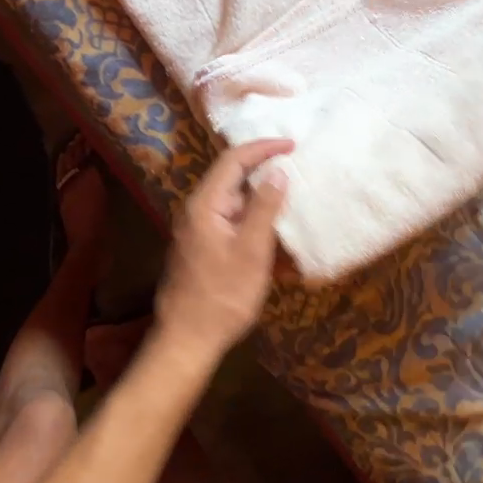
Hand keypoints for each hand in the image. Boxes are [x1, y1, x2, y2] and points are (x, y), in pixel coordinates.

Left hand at [155, 139, 292, 359]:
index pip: (232, 160)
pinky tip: (272, 226)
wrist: (187, 337)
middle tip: (294, 163)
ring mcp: (197, 229)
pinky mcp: (202, 246)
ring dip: (259, 195)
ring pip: (232, 200)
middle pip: (230, 177)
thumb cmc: (222, 295)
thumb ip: (264, 208)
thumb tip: (277, 171)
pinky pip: (230, 220)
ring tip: (290, 192)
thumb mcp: (251, 251)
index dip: (262, 148)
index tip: (292, 144)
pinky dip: (252, 217)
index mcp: (204, 204)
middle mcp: (196, 210)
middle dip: (262, 167)